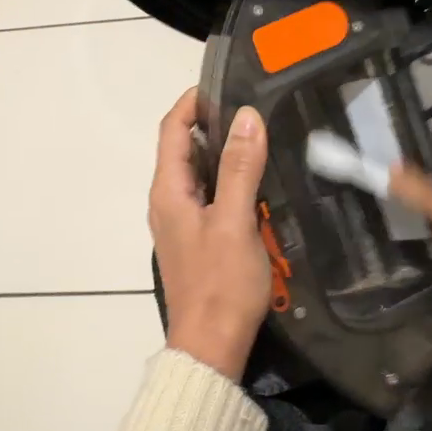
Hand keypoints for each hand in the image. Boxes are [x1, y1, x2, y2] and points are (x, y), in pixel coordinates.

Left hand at [149, 89, 272, 381]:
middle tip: (255, 107)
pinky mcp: (197, 239)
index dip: (192, 102)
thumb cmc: (221, 283)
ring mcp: (182, 222)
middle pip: (184, 147)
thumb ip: (240, 168)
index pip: (172, 129)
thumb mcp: (235, 220)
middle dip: (214, 123)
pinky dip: (230, 180)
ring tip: (262, 136)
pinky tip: (260, 181)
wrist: (212, 347)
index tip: (225, 83)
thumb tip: (246, 115)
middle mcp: (168, 200)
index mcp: (168, 191)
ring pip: (200, 172)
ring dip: (225, 152)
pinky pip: (210, 195)